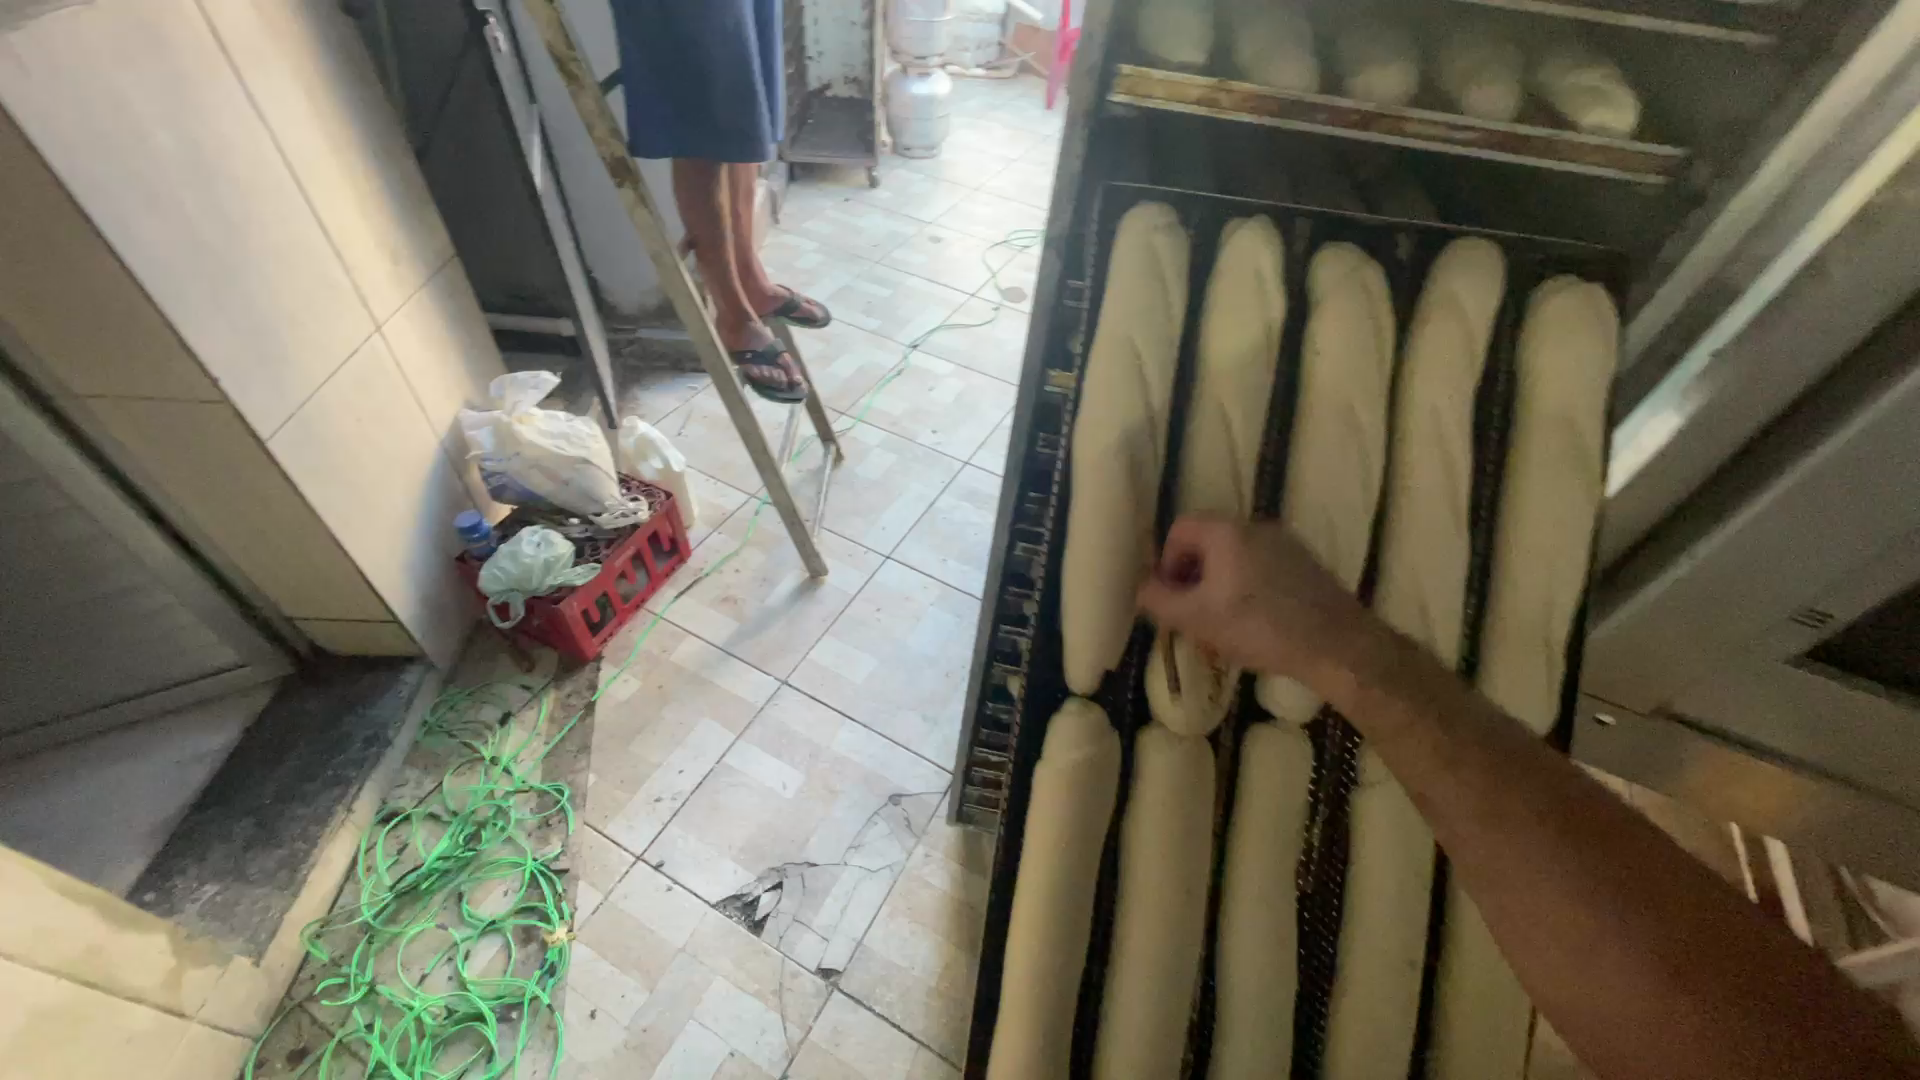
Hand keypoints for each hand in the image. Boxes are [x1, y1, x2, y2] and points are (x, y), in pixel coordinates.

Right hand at [1136, 516, 1377, 693]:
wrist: (1337, 646)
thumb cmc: (1258, 627)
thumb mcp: (1195, 618)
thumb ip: (1158, 600)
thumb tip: (1142, 588)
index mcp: (1226, 531)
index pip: (1179, 530)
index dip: (1167, 564)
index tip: (1173, 599)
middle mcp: (1256, 526)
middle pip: (1207, 544)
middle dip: (1193, 580)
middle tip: (1193, 617)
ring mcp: (1286, 544)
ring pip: (1234, 560)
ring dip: (1219, 589)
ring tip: (1222, 627)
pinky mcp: (1306, 565)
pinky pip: (1261, 569)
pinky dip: (1247, 591)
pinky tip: (1254, 626)